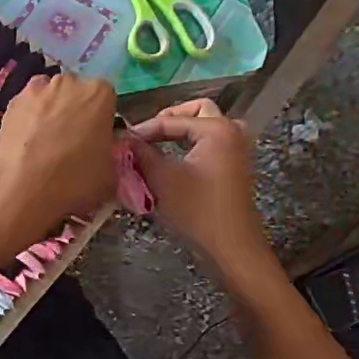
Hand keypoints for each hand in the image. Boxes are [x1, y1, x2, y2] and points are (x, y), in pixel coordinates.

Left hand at [0, 74, 117, 261]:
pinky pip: (26, 109)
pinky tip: (25, 146)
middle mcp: (68, 82)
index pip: (106, 98)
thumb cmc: (75, 181)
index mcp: (99, 93)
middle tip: (71, 144)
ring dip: (49, 114)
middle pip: (75, 93)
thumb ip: (110, 153)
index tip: (97, 139)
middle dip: (75, 112)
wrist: (22, 189)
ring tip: (44, 146)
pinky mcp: (10, 104)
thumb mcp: (110, 175)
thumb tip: (101, 151)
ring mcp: (35, 91)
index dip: (102, 120)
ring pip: (48, 98)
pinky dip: (27, 122)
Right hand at [128, 99, 268, 268]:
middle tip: (146, 135)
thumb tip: (123, 139)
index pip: (170, 120)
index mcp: (216, 129)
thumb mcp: (162, 179)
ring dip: (182, 130)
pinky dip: (192, 144)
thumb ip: (141, 153)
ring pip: (206, 126)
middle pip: (196, 111)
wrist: (232, 247)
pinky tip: (173, 159)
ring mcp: (238, 149)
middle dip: (168, 119)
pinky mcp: (236, 166)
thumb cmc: (197, 210)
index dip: (143, 130)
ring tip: (158, 144)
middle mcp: (232, 131)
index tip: (121, 141)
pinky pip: (211, 142)